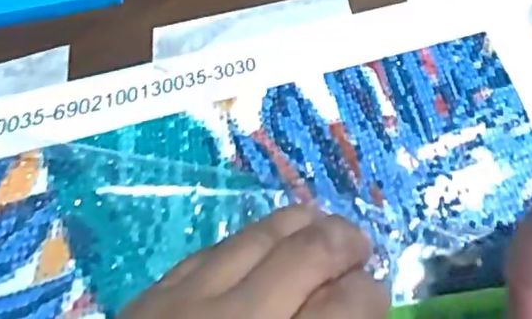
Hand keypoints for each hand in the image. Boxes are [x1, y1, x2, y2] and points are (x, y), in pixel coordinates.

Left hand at [121, 204, 387, 318]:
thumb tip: (354, 316)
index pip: (339, 311)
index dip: (368, 295)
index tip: (378, 292)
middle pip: (304, 257)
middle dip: (343, 243)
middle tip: (362, 246)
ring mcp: (187, 302)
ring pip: (258, 236)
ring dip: (300, 223)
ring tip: (324, 222)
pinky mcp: (153, 294)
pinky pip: (215, 247)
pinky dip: (250, 236)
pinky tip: (267, 235)